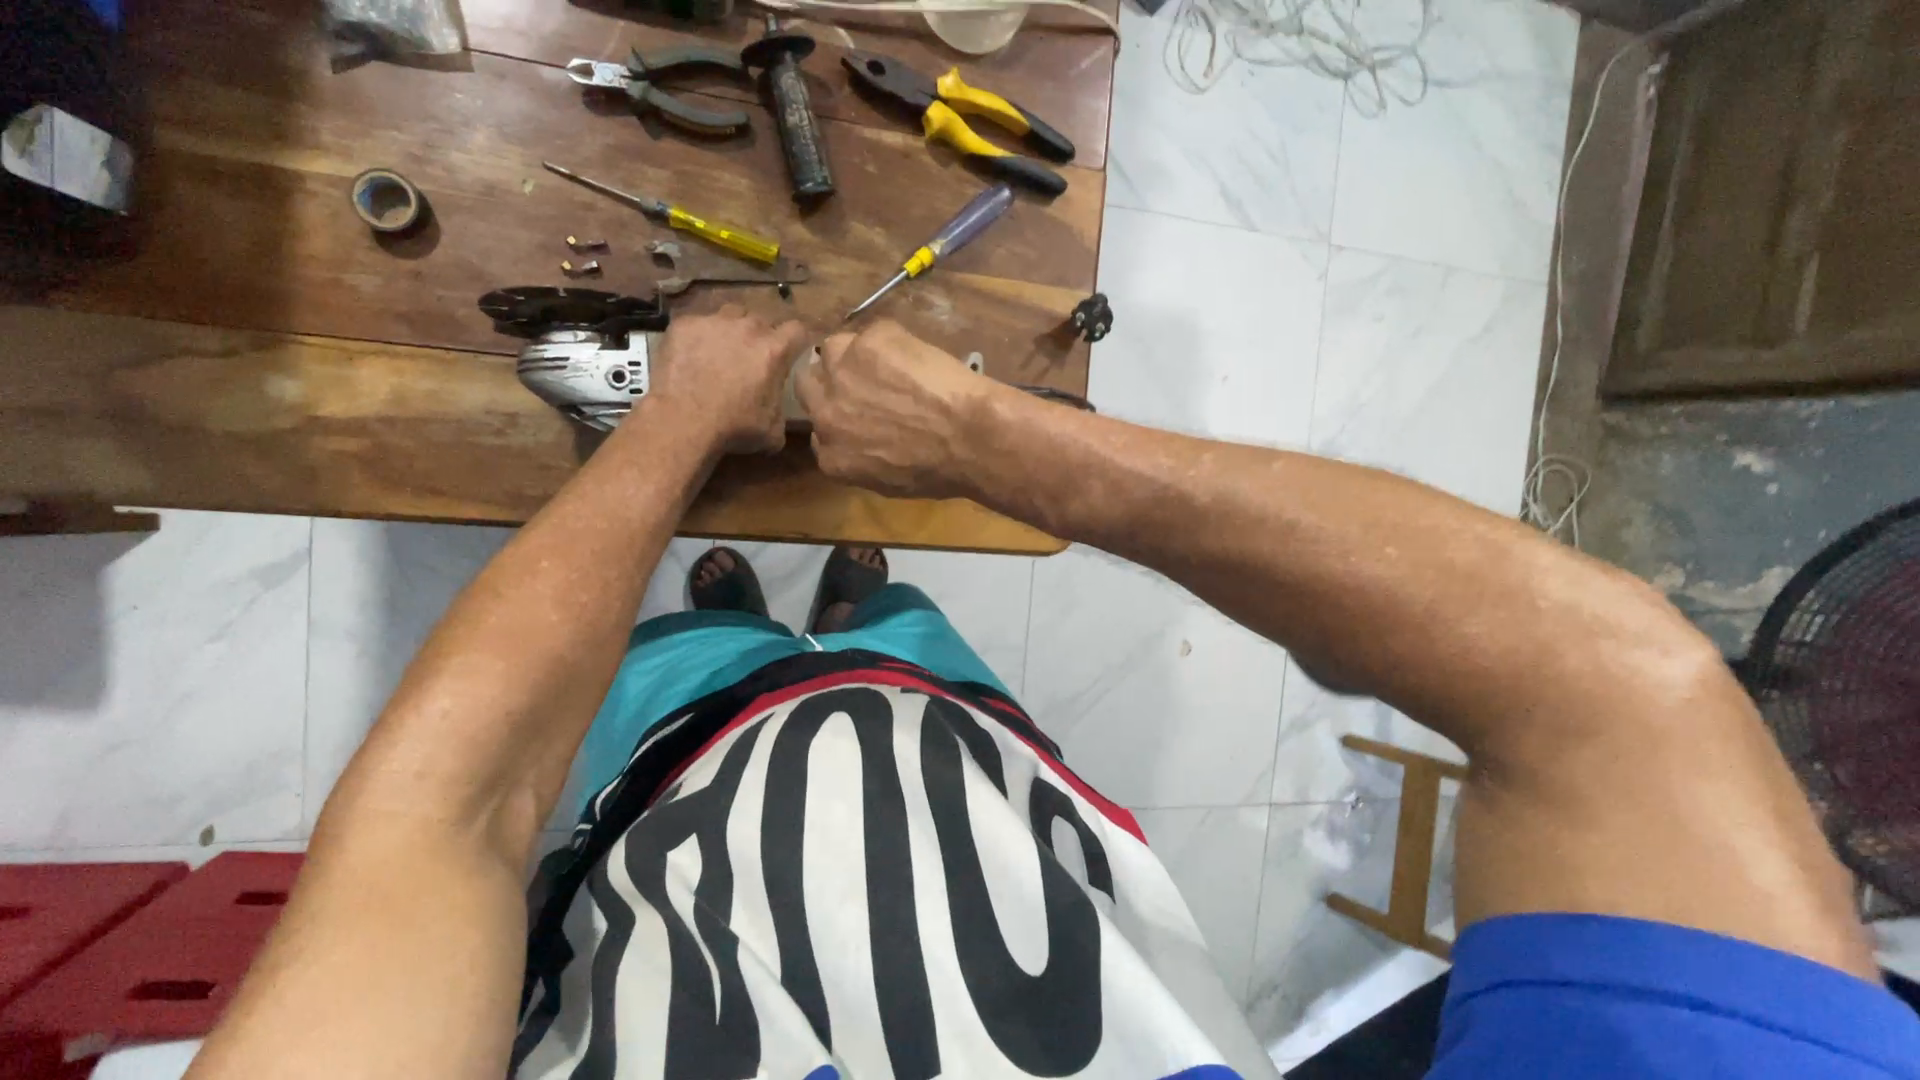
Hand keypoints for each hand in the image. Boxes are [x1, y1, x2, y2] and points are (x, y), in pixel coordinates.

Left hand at [645, 305, 808, 454]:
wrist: (683, 422)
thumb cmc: (734, 428)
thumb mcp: (772, 431)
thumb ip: (781, 412)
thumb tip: (779, 414)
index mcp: (774, 350)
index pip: (798, 330)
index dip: (796, 340)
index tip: (791, 351)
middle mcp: (748, 328)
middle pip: (762, 320)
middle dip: (761, 336)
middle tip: (751, 358)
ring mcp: (714, 322)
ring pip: (731, 314)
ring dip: (732, 329)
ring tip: (721, 350)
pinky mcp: (685, 324)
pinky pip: (698, 324)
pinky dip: (699, 336)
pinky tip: (692, 355)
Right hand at [795, 320, 995, 497]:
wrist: (969, 436)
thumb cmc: (940, 470)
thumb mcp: (889, 482)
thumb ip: (860, 457)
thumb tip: (864, 439)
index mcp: (831, 455)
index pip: (817, 429)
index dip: (837, 414)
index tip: (858, 412)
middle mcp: (825, 413)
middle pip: (808, 383)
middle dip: (831, 380)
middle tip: (864, 381)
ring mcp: (842, 373)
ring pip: (833, 349)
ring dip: (854, 354)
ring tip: (888, 361)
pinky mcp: (868, 342)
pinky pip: (872, 333)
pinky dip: (892, 341)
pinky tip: (917, 355)